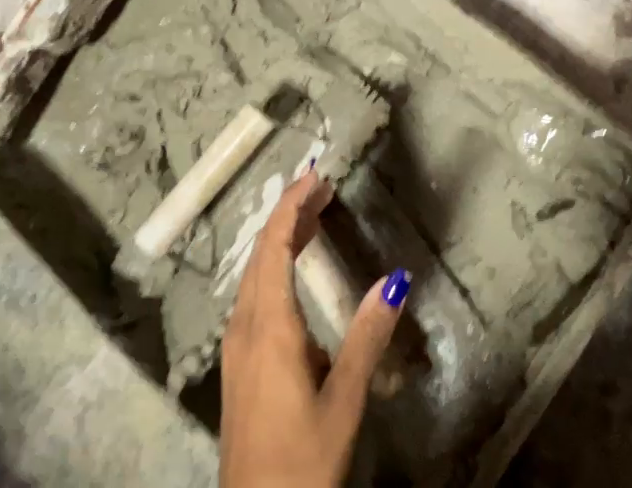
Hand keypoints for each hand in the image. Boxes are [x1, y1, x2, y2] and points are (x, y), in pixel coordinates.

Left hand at [220, 170, 409, 487]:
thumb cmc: (302, 456)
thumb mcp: (344, 398)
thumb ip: (367, 336)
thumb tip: (395, 278)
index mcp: (268, 326)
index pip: (274, 247)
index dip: (291, 206)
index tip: (313, 174)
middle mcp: (244, 327)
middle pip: (261, 255)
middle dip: (288, 216)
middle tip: (322, 188)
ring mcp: (236, 347)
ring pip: (255, 277)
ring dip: (280, 242)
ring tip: (312, 220)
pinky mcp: (239, 365)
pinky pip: (253, 298)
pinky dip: (274, 270)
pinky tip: (292, 278)